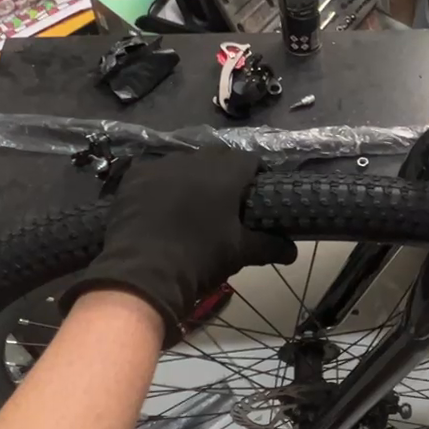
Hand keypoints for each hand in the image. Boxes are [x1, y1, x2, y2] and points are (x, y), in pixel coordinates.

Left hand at [60, 150, 297, 341]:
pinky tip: (162, 202)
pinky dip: (163, 182)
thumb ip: (269, 246)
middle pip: (218, 156)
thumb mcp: (240, 253)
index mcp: (225, 174)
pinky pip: (155, 171)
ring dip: (194, 175)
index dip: (256, 173)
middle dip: (225, 171)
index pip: (249, 160)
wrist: (142, 273)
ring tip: (193, 200)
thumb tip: (293, 252)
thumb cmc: (200, 258)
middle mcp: (194, 161)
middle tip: (228, 197)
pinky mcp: (134, 177)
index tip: (258, 191)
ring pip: (185, 162)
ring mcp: (161, 166)